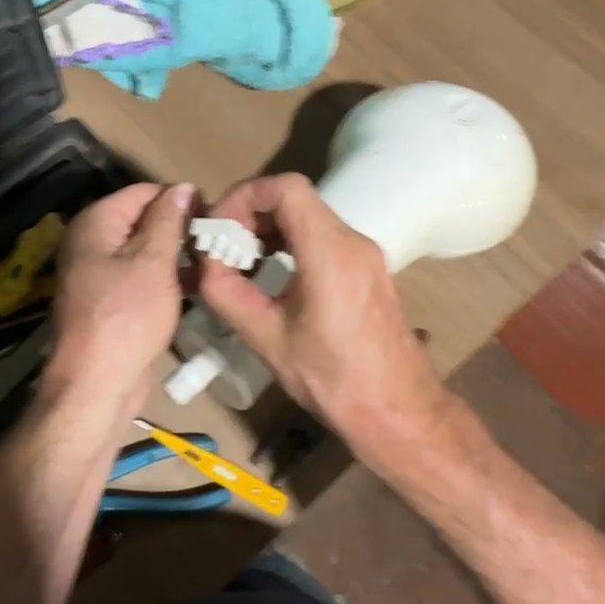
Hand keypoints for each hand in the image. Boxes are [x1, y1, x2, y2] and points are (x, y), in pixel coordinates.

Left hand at [44, 182, 193, 417]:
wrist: (96, 382)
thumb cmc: (127, 315)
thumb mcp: (153, 261)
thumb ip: (168, 219)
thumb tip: (182, 186)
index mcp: (95, 221)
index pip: (143, 192)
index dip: (178, 198)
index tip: (213, 214)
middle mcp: (90, 240)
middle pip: (141, 220)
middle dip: (178, 227)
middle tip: (218, 240)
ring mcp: (95, 271)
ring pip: (142, 250)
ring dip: (174, 254)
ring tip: (213, 261)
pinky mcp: (107, 299)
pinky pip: (138, 276)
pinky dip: (163, 277)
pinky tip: (195, 286)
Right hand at [196, 173, 447, 459]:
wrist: (400, 415)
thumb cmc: (334, 381)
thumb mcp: (267, 339)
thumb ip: (227, 293)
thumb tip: (205, 261)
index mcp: (330, 253)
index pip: (285, 188)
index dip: (244, 197)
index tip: (220, 230)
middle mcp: (352, 242)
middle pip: (292, 198)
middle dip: (248, 214)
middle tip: (221, 247)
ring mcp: (363, 253)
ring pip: (305, 215)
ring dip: (266, 228)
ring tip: (238, 262)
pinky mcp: (365, 268)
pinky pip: (319, 235)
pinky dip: (286, 242)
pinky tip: (266, 274)